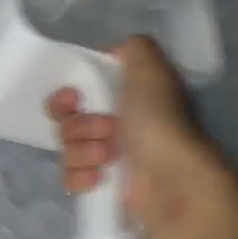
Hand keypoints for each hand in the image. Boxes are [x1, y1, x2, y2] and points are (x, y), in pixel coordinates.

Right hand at [45, 35, 227, 232]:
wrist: (172, 178)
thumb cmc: (160, 122)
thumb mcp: (152, 72)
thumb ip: (135, 50)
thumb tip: (113, 54)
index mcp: (126, 102)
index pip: (76, 94)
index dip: (65, 96)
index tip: (73, 98)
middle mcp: (116, 128)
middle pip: (66, 122)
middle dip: (76, 126)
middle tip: (102, 130)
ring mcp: (107, 159)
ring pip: (66, 150)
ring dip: (82, 151)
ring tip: (109, 157)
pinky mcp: (100, 188)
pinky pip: (69, 177)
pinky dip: (81, 177)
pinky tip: (100, 178)